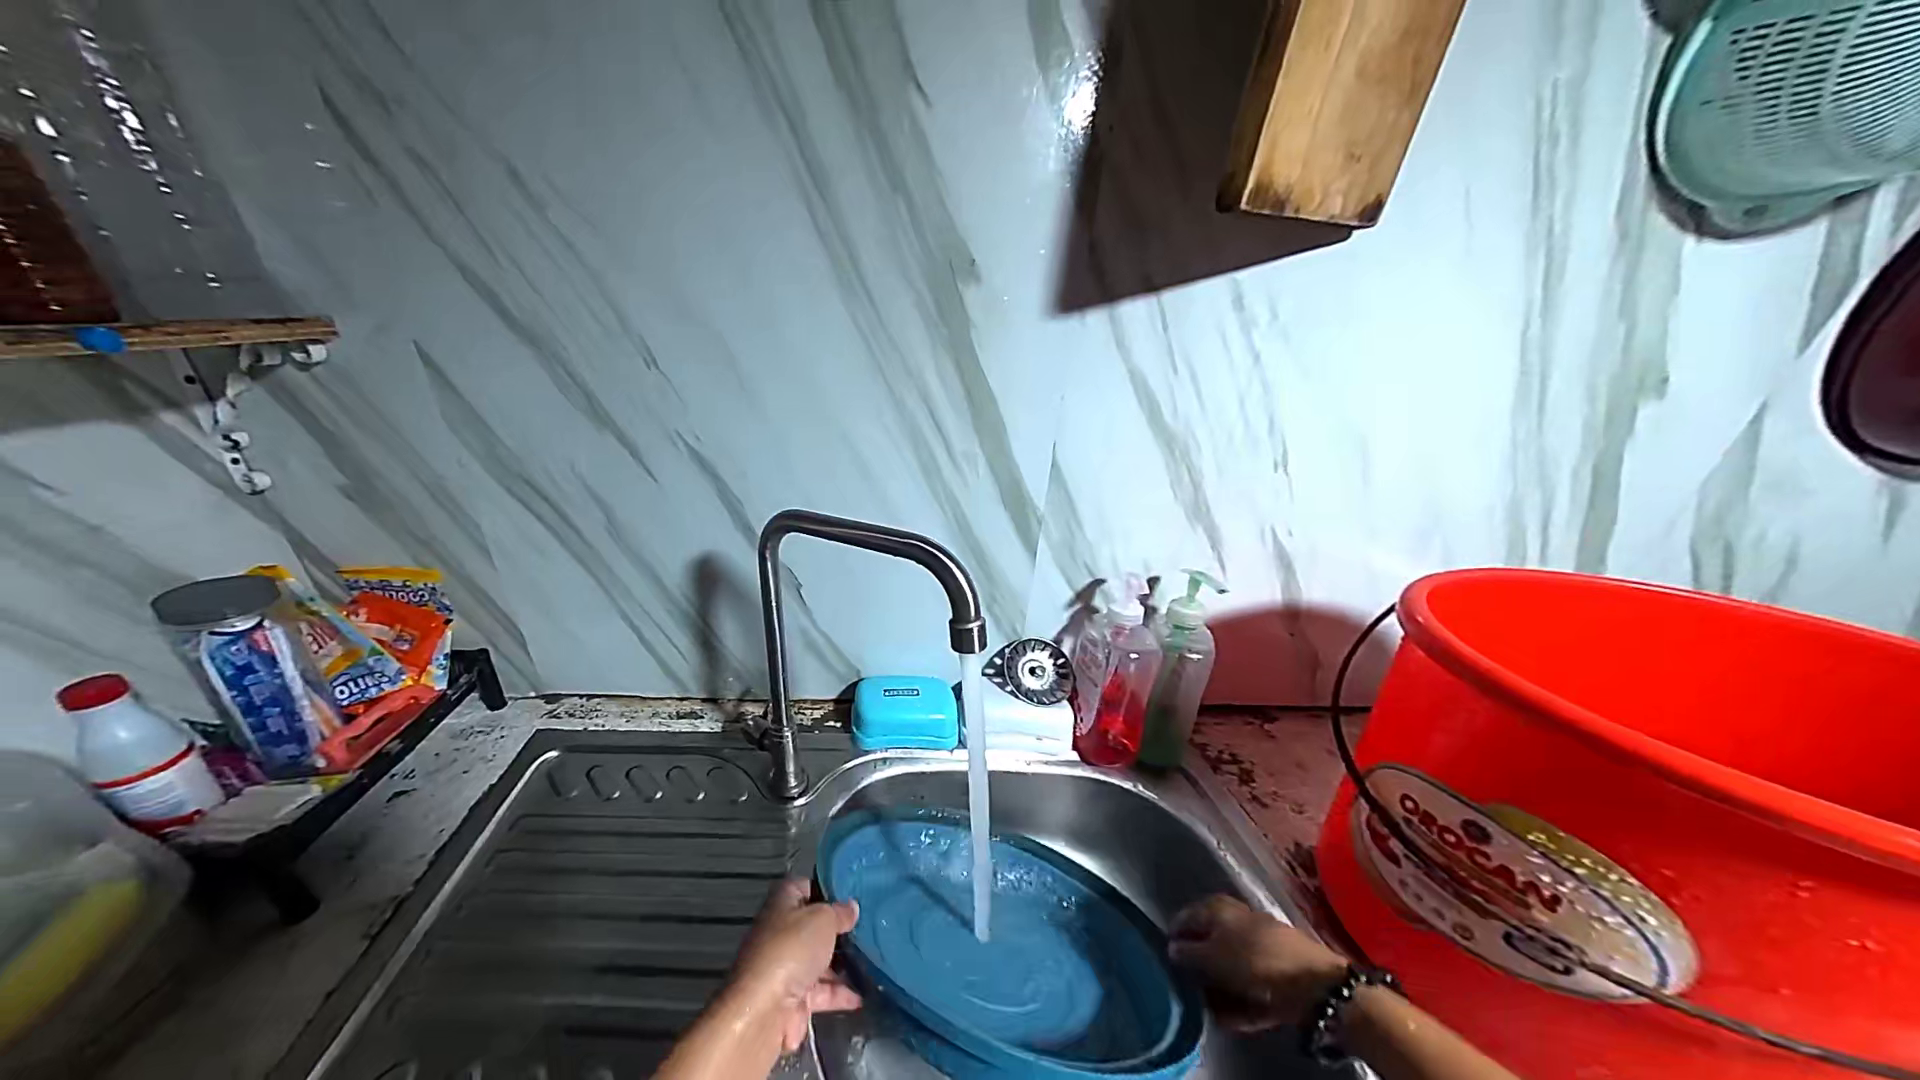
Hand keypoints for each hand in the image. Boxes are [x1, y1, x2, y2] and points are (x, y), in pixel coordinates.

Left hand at [725, 879, 861, 1052]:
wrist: (763, 1014)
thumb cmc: (791, 951)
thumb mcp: (823, 919)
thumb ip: (840, 912)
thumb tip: (851, 907)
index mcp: (782, 903)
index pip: (805, 886)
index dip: (827, 889)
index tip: (853, 894)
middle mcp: (781, 933)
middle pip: (814, 926)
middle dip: (840, 929)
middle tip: (869, 928)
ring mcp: (786, 968)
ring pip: (819, 961)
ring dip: (843, 964)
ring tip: (874, 959)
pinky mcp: (792, 1001)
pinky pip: (821, 993)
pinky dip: (839, 994)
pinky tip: (862, 995)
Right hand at [1168, 895, 1347, 1031]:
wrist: (1314, 985)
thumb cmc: (1254, 960)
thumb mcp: (1213, 956)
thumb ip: (1189, 952)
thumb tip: (1171, 948)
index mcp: (1219, 908)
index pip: (1187, 915)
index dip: (1174, 935)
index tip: (1165, 957)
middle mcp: (1237, 921)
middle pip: (1208, 940)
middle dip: (1197, 963)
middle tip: (1185, 984)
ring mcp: (1258, 946)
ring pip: (1228, 964)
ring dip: (1217, 985)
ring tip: (1206, 1006)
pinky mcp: (1274, 972)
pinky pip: (1248, 985)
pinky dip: (1238, 1000)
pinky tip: (1228, 1018)